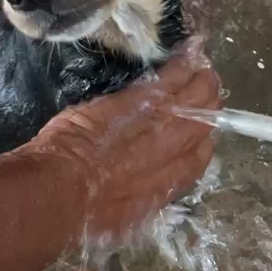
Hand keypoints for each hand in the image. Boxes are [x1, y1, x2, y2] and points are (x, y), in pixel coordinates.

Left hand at [25, 40, 221, 242]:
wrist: (63, 192)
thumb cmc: (86, 215)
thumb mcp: (126, 218)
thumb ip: (143, 197)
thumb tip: (143, 190)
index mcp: (171, 182)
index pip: (202, 154)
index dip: (203, 137)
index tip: (200, 129)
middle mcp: (175, 150)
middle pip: (206, 119)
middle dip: (208, 103)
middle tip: (205, 89)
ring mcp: (161, 122)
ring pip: (196, 95)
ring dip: (201, 79)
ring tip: (202, 67)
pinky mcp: (140, 101)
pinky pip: (171, 78)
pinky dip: (182, 64)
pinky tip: (190, 52)